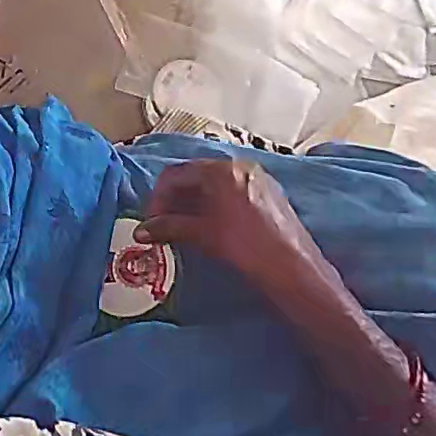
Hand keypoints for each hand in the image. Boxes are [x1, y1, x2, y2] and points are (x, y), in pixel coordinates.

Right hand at [135, 160, 349, 310]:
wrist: (294, 269)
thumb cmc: (246, 247)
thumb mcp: (203, 235)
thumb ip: (169, 227)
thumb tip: (141, 231)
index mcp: (221, 170)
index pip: (176, 174)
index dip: (158, 197)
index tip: (151, 220)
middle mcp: (239, 166)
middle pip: (194, 175)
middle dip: (175, 199)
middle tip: (163, 224)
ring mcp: (256, 178)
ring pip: (213, 184)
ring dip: (193, 202)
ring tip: (183, 228)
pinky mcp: (267, 193)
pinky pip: (231, 191)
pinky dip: (214, 204)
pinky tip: (210, 226)